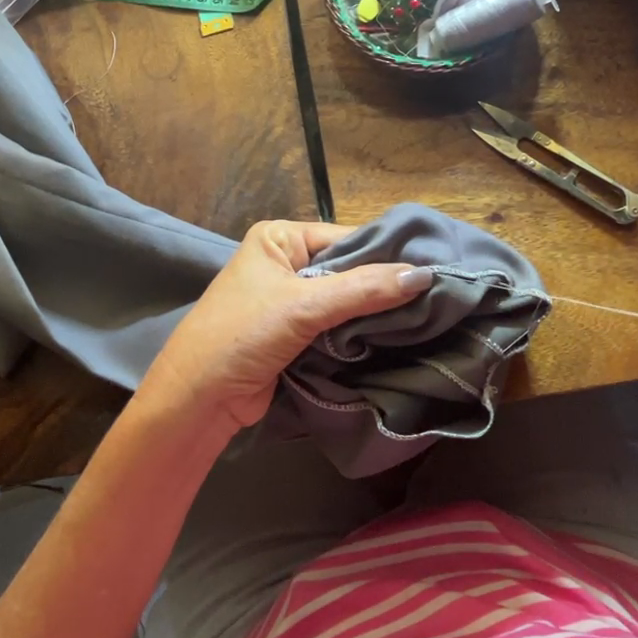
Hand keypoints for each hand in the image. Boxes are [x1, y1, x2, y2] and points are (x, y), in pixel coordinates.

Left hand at [138, 220, 433, 433]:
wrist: (200, 399)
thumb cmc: (242, 335)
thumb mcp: (303, 305)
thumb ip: (363, 289)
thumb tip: (424, 275)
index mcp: (280, 238)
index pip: (346, 238)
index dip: (386, 254)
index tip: (433, 269)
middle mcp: (286, 263)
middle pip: (349, 269)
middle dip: (384, 286)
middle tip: (436, 297)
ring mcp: (291, 300)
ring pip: (347, 301)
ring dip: (376, 313)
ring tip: (427, 318)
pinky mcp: (297, 335)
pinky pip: (339, 327)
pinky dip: (362, 334)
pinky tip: (398, 338)